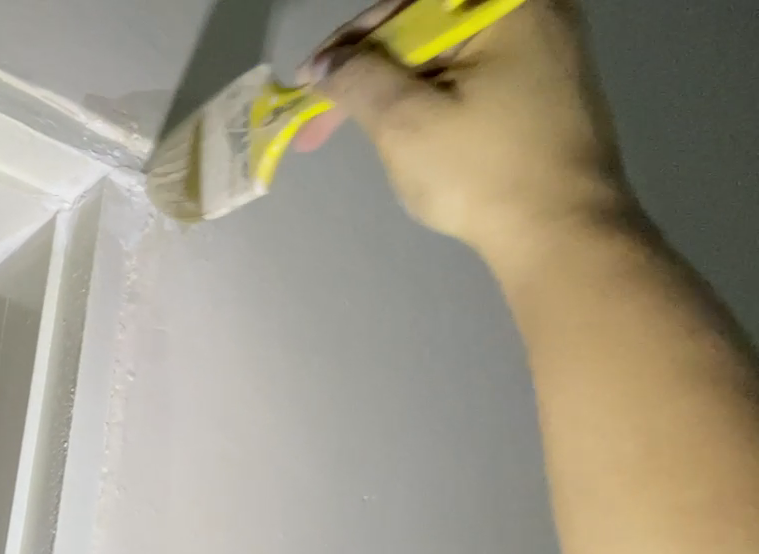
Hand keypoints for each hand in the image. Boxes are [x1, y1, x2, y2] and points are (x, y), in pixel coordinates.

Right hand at [299, 0, 636, 270]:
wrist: (555, 223)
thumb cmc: (478, 168)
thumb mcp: (404, 120)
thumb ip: (359, 80)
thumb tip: (325, 62)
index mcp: (508, 6)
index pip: (410, 5)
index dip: (351, 38)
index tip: (306, 78)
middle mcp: (532, 13)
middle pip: (425, 27)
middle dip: (363, 69)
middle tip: (313, 117)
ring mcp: (539, 50)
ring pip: (438, 56)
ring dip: (383, 87)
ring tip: (338, 128)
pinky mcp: (534, 86)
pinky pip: (461, 76)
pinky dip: (416, 96)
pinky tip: (388, 125)